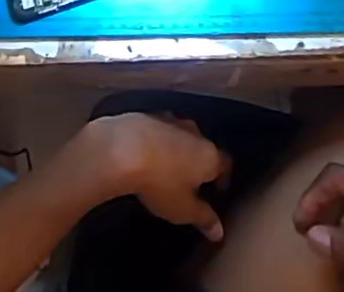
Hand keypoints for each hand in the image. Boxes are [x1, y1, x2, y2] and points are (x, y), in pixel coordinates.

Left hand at [69, 113, 231, 240]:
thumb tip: (218, 230)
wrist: (120, 148)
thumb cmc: (160, 182)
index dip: (222, 177)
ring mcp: (166, 118)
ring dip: (175, 146)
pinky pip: (156, 128)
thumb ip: (204, 218)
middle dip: (197, 159)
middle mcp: (191, 131)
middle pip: (201, 144)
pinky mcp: (143, 114)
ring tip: (167, 165)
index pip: (224, 164)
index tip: (217, 189)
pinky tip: (145, 151)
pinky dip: (155, 139)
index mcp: (208, 154)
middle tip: (191, 178)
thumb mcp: (184, 209)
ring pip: (178, 133)